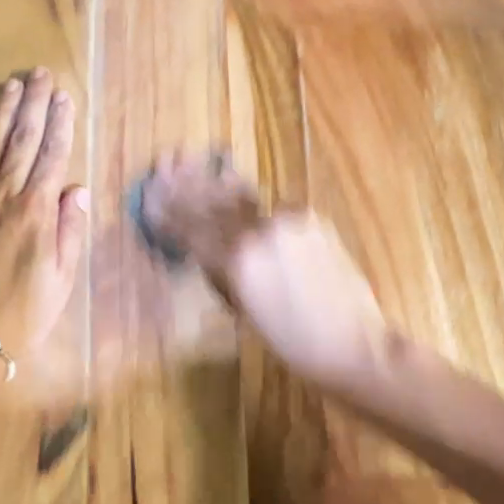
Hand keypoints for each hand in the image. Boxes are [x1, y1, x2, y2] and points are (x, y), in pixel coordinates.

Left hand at [0, 68, 89, 357]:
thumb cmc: (22, 315)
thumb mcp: (61, 280)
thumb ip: (69, 231)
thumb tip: (75, 189)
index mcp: (35, 212)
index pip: (52, 156)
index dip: (60, 124)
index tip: (65, 97)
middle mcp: (1, 197)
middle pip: (21, 141)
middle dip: (33, 105)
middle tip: (40, 74)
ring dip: (1, 113)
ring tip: (12, 86)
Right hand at [141, 154, 385, 387]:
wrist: (353, 342)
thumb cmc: (294, 344)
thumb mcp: (247, 313)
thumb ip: (225, 275)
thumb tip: (208, 252)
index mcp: (238, 263)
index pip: (192, 230)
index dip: (168, 211)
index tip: (150, 194)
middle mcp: (260, 233)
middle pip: (215, 204)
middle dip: (188, 184)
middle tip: (168, 160)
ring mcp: (288, 222)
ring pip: (245, 200)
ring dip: (218, 182)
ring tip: (194, 160)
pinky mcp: (311, 218)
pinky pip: (274, 210)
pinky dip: (255, 208)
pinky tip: (237, 187)